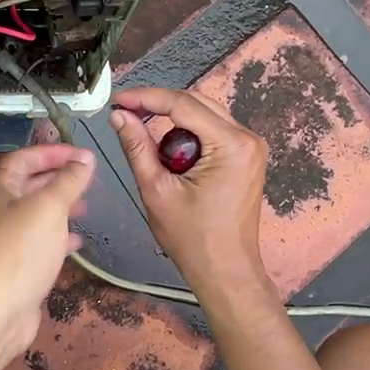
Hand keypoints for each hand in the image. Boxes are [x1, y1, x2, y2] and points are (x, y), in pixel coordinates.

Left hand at [0, 144, 94, 367]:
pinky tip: (76, 243)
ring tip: (86, 208)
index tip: (82, 154)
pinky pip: (39, 245)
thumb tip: (84, 159)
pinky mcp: (16, 269)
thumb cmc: (18, 253)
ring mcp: (5, 243)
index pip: (23, 159)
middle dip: (58, 180)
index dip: (51, 152)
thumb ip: (68, 182)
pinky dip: (58, 240)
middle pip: (28, 187)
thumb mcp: (48, 209)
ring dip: (60, 209)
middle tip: (88, 180)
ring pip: (36, 217)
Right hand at [109, 87, 270, 299]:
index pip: (183, 104)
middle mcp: (248, 139)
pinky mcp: (247, 158)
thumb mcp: (157, 190)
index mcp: (231, 145)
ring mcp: (251, 148)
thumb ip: (137, 148)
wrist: (225, 270)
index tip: (118, 101)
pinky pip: (213, 132)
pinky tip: (168, 150)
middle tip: (125, 113)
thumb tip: (119, 116)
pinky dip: (188, 135)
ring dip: (173, 121)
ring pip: (205, 115)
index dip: (147, 98)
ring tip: (142, 133)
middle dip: (159, 106)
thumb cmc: (192, 238)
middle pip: (197, 103)